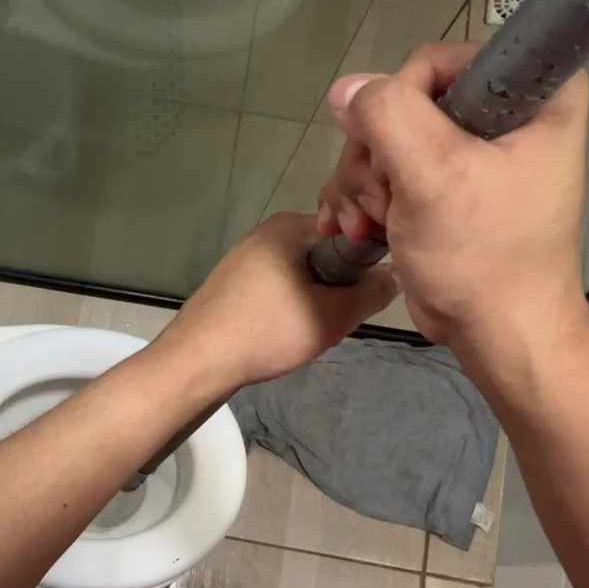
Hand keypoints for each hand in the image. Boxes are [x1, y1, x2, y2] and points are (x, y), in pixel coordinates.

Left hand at [155, 211, 399, 389]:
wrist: (196, 361)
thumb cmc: (266, 332)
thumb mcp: (332, 316)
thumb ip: (371, 294)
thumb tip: (392, 276)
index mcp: (290, 226)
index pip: (350, 229)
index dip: (365, 262)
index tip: (365, 294)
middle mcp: (266, 232)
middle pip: (325, 253)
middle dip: (336, 286)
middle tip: (335, 319)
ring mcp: (243, 256)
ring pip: (300, 274)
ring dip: (312, 300)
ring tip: (306, 330)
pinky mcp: (230, 283)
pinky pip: (275, 288)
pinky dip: (285, 307)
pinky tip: (280, 334)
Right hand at [317, 41, 588, 354]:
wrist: (495, 328)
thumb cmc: (482, 254)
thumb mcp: (435, 178)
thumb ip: (388, 119)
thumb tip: (345, 89)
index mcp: (528, 92)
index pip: (436, 63)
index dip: (400, 104)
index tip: (396, 156)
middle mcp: (498, 115)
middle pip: (400, 107)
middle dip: (374, 159)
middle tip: (381, 203)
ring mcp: (463, 156)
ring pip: (381, 144)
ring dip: (361, 186)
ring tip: (367, 226)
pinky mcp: (437, 191)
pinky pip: (382, 175)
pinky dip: (361, 202)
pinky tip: (356, 230)